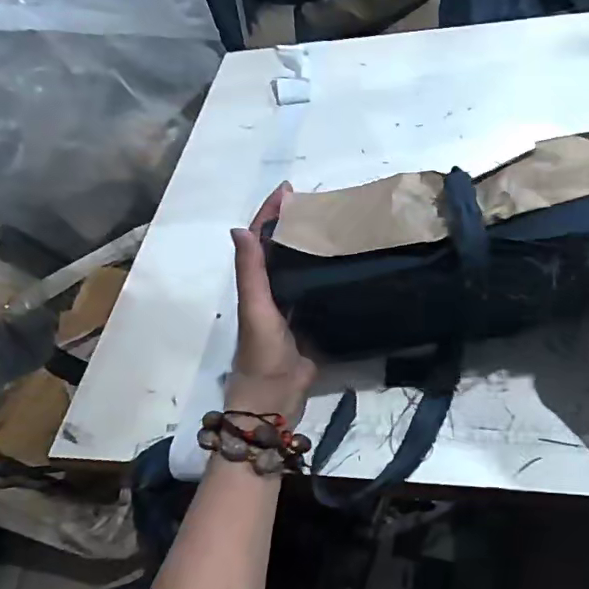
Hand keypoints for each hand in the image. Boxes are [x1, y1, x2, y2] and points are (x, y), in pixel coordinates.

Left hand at [227, 182, 316, 427]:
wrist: (275, 397)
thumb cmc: (262, 352)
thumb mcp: (255, 308)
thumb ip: (250, 272)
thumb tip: (240, 228)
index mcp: (256, 284)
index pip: (260, 240)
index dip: (270, 213)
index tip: (290, 191)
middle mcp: (273, 290)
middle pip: (282, 249)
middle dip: (295, 224)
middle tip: (323, 205)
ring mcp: (293, 307)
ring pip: (302, 268)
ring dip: (313, 247)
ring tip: (338, 227)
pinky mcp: (311, 322)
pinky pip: (320, 291)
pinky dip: (329, 275)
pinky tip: (348, 267)